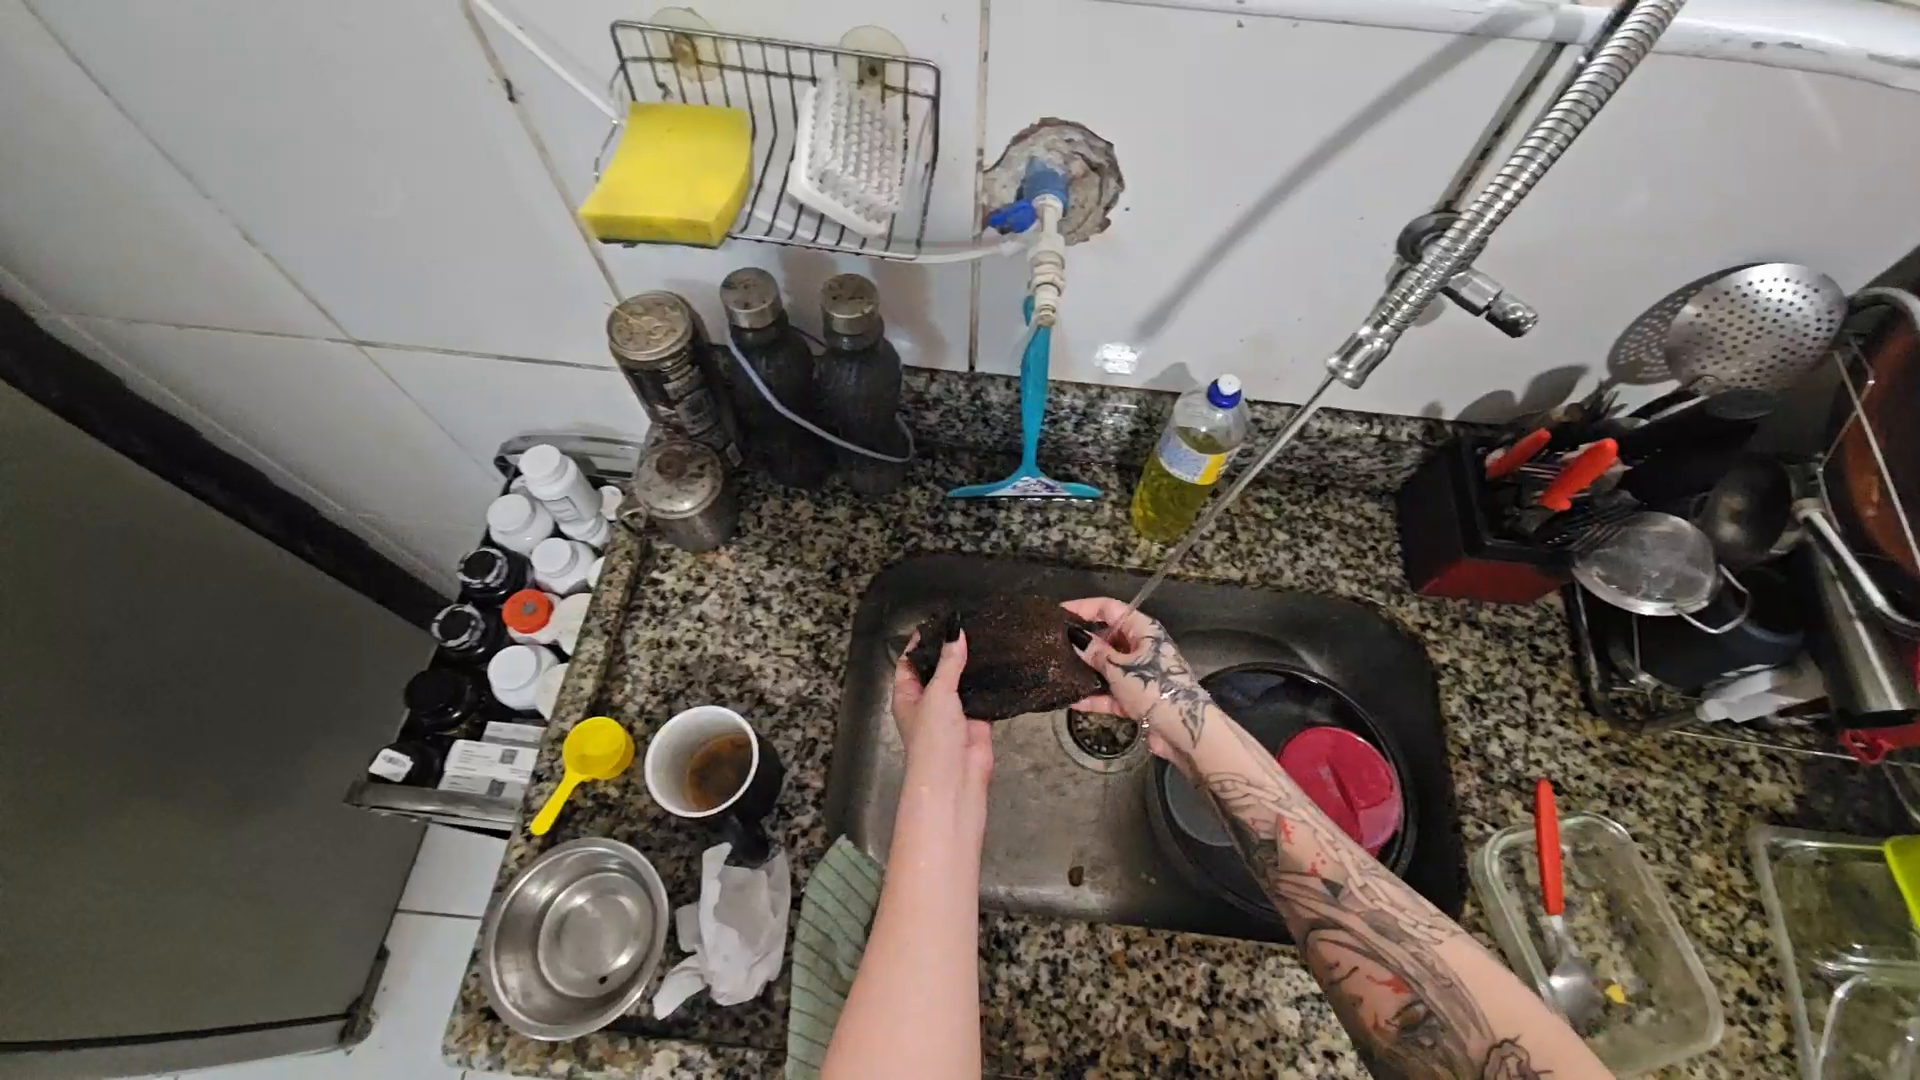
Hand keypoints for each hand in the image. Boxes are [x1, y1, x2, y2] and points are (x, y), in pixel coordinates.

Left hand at [891, 621, 993, 796]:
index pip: (912, 660)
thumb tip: (955, 629)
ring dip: (973, 663)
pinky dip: (991, 680)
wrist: (956, 779)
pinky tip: (1002, 660)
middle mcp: (929, 700)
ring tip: (989, 633)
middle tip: (971, 621)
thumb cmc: (933, 737)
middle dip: (952, 649)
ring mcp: (954, 710)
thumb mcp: (938, 693)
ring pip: (963, 680)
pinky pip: (984, 694)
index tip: (941, 618)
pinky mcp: (977, 719)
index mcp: (907, 693)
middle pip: (939, 668)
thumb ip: (949, 661)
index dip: (924, 640)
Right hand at [1061, 597, 1213, 763]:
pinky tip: (1071, 700)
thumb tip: (1075, 638)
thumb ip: (1095, 653)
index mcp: (1142, 630)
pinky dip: (1094, 696)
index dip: (1083, 607)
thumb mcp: (1120, 667)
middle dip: (1082, 642)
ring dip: (1086, 671)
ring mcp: (1139, 674)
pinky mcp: (1137, 698)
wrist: (1185, 731)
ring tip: (1058, 671)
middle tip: (1053, 644)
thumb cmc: (1154, 687)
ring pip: (1107, 667)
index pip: (1109, 608)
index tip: (1059, 612)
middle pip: (1107, 638)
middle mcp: (1141, 647)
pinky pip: (1110, 692)